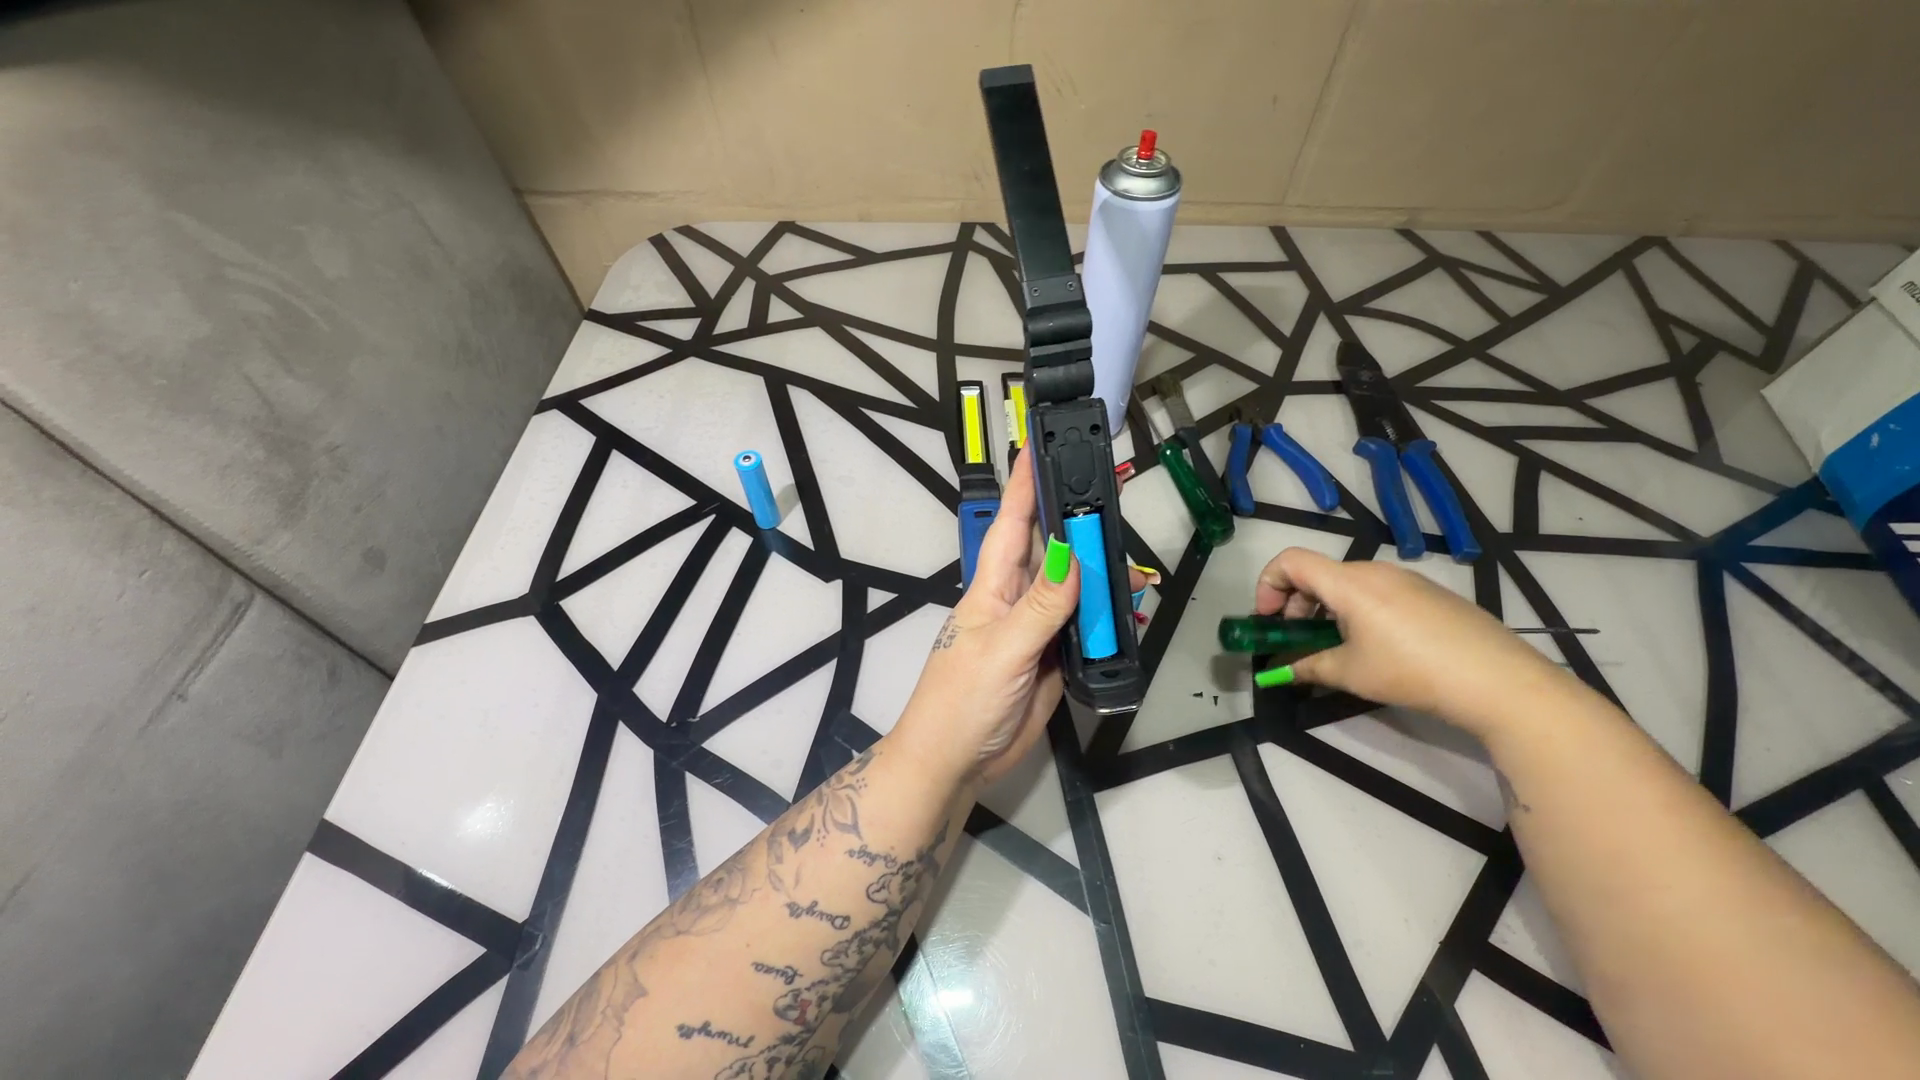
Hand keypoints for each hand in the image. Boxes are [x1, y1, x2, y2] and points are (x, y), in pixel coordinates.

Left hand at [891, 460, 1143, 785]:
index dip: (1026, 486)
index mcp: (993, 588)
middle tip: (1115, 504)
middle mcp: (1017, 601)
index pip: (1013, 525)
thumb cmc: (963, 700)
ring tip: (1135, 574)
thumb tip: (1074, 554)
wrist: (956, 763)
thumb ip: (1041, 606)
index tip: (1041, 447)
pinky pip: (1084, 631)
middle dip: (1081, 527)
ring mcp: (1036, 632)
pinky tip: (1128, 615)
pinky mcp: (1053, 661)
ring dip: (1103, 580)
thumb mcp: (1003, 649)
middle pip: (1054, 554)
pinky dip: (1107, 621)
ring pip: (1075, 593)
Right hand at [1255, 548, 1567, 736]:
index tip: (1268, 621)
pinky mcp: (1431, 595)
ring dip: (1328, 611)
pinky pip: (1379, 594)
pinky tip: (1378, 650)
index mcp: (1349, 582)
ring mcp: (1408, 580)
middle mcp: (1376, 571)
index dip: (1268, 586)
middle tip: (1298, 642)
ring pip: (1349, 585)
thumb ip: (1308, 666)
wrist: (1497, 680)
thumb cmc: (1411, 671)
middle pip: (1319, 574)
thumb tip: (1281, 671)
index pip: (1291, 561)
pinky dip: (1359, 613)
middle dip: (1296, 605)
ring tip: (1337, 650)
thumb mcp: (1351, 673)